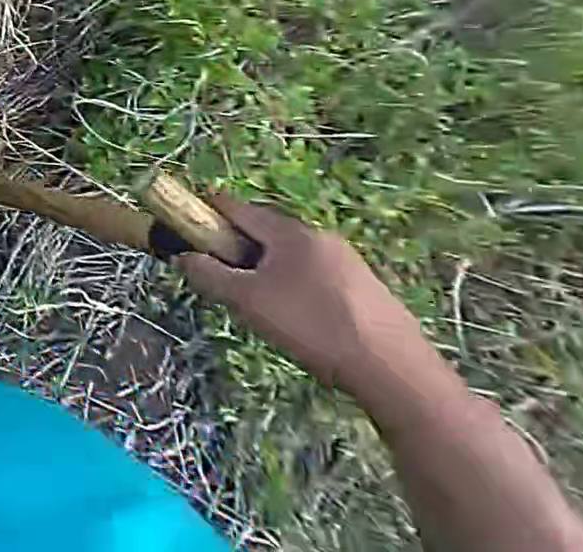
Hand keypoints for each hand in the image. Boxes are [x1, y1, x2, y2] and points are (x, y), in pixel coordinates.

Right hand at [176, 195, 441, 399]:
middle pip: (263, 229)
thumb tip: (183, 257)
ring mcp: (348, 262)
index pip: (235, 207)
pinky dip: (292, 282)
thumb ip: (208, 274)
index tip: (187, 232)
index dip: (205, 214)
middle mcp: (320, 237)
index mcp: (291, 232)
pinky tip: (295, 316)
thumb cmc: (313, 327)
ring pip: (289, 253)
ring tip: (256, 300)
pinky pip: (313, 272)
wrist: (399, 375)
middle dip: (235, 246)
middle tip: (221, 275)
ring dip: (263, 266)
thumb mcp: (247, 301)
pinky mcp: (366, 288)